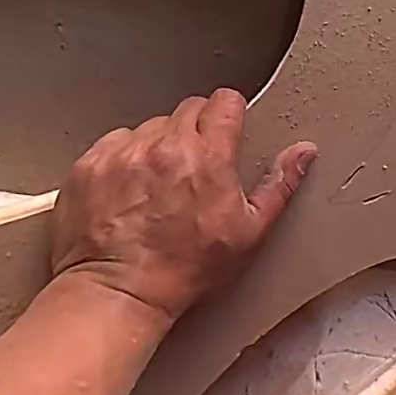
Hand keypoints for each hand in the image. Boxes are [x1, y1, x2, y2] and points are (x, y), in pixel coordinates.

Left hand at [49, 88, 317, 322]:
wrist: (121, 293)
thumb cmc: (186, 269)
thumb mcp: (249, 232)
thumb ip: (279, 184)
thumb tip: (303, 152)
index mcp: (209, 157)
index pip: (224, 101)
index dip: (229, 112)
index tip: (225, 127)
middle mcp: (165, 145)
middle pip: (188, 109)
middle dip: (196, 130)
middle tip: (194, 166)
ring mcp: (124, 153)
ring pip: (151, 125)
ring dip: (159, 144)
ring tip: (158, 183)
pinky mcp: (91, 165)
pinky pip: (115, 141)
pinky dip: (124, 157)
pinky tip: (130, 188)